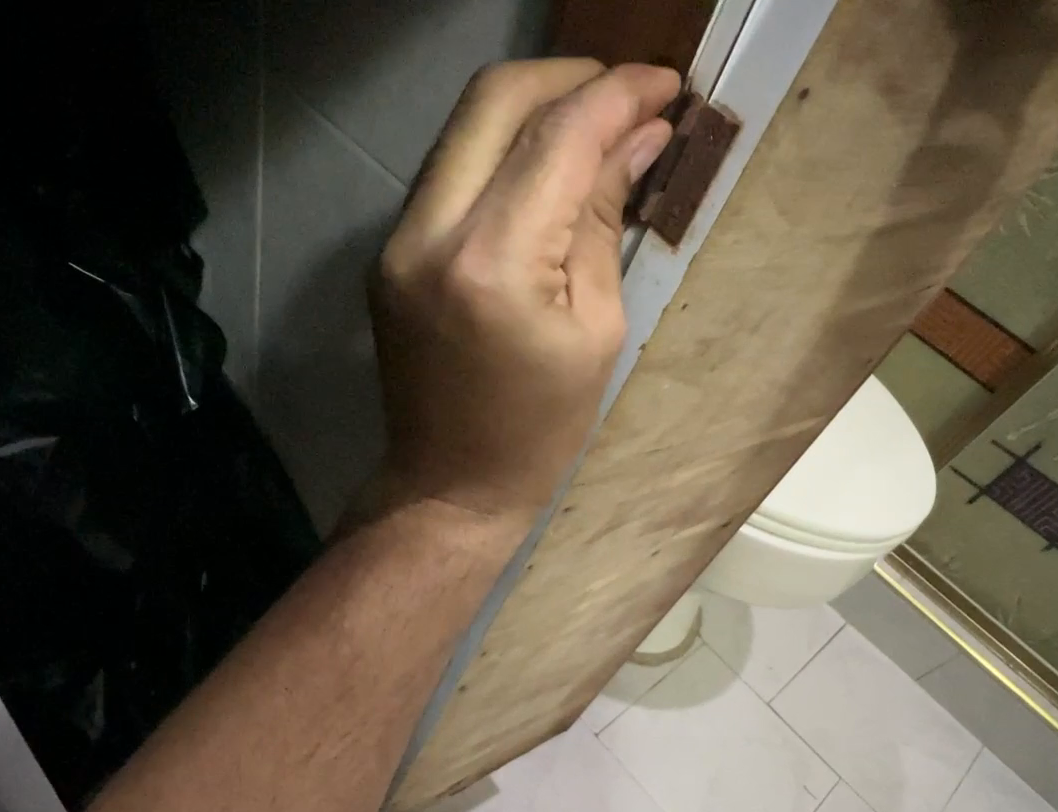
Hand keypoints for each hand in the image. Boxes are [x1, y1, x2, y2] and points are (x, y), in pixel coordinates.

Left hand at [364, 60, 680, 527]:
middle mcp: (427, 234)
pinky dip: (499, 153)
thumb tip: (639, 136)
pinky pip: (448, 172)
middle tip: (628, 98)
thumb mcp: (595, 330)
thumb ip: (602, 219)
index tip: (668, 86)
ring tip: (594, 128)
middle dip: (571, 80)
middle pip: (495, 99)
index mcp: (491, 264)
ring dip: (532, 111)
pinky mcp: (388, 253)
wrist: (448, 486)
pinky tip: (542, 171)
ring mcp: (395, 241)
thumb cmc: (538, 431)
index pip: (558, 136)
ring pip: (464, 128)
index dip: (619, 95)